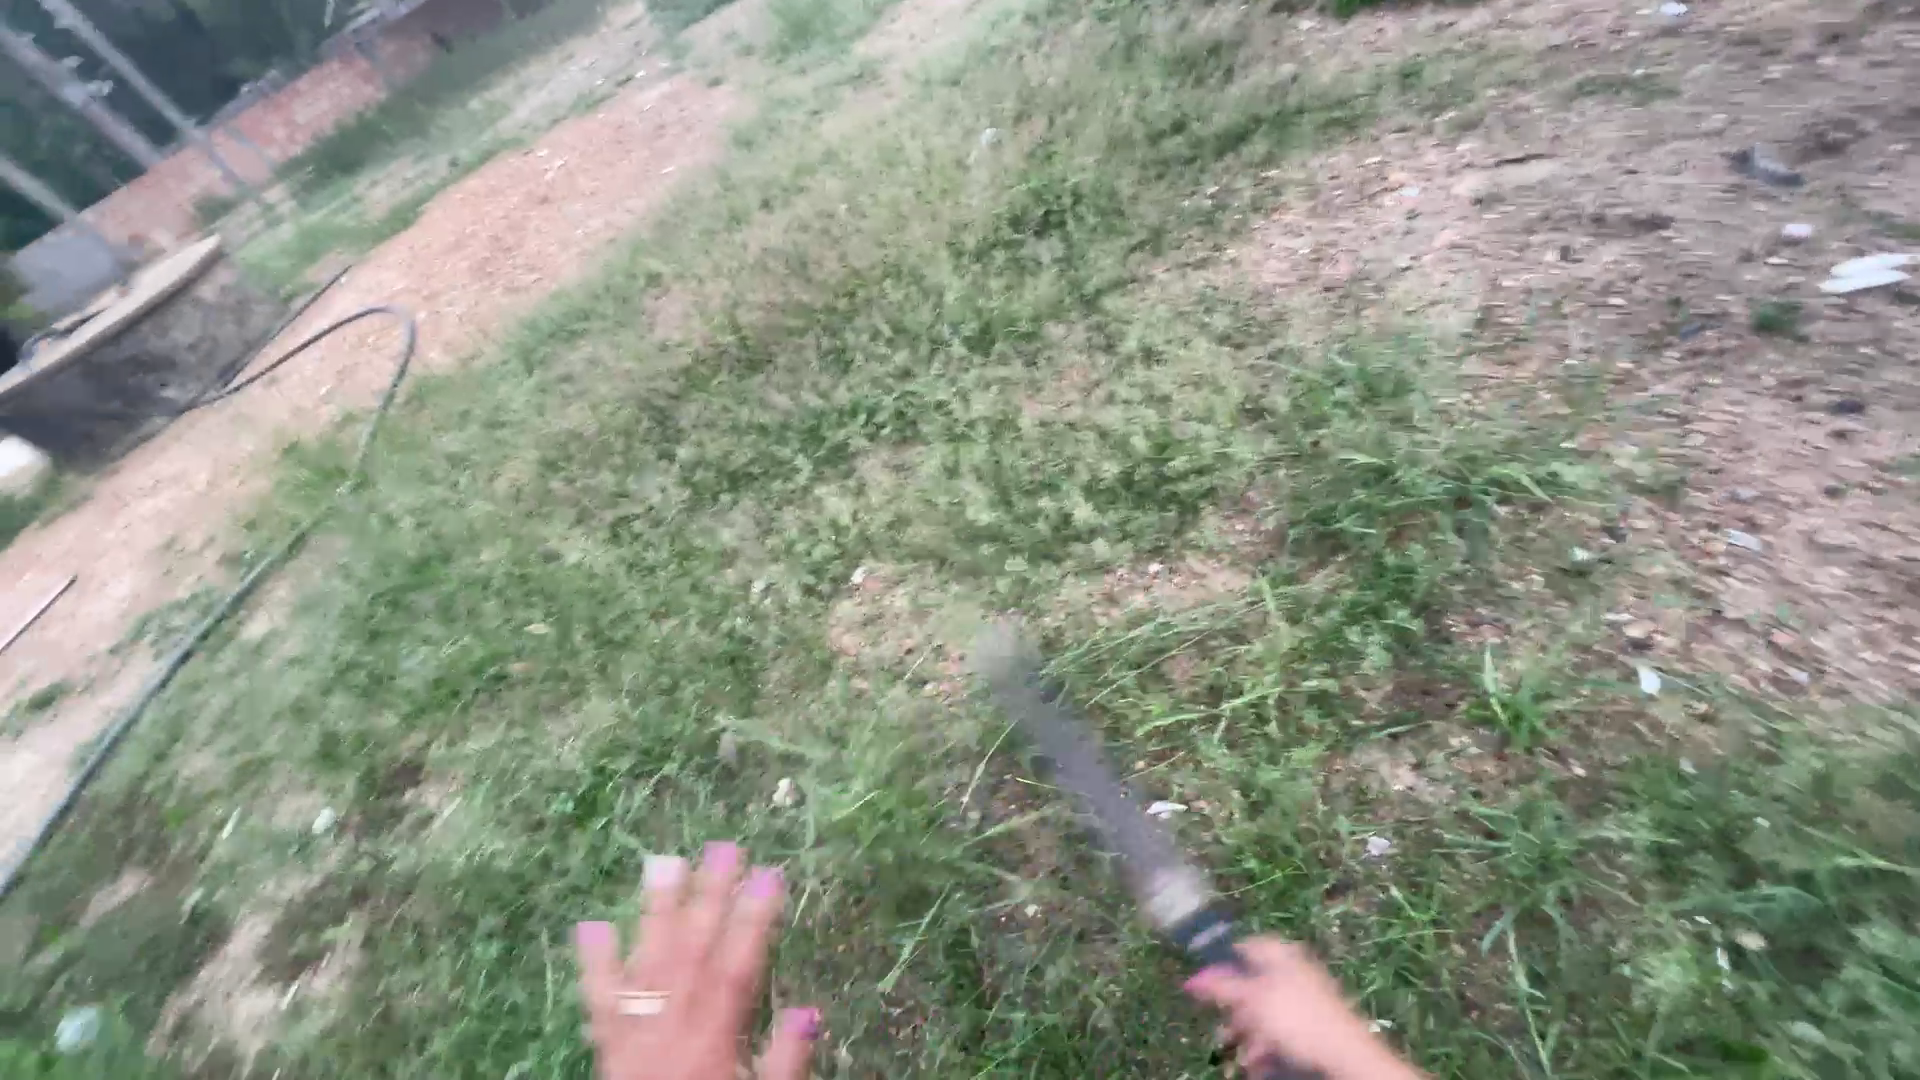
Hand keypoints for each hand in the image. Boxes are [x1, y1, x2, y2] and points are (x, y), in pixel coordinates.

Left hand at [575, 842, 818, 1079]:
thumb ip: (784, 1060)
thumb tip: (808, 1012)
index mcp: (713, 1040)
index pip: (738, 967)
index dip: (755, 918)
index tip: (770, 873)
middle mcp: (673, 1028)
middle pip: (692, 952)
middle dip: (710, 896)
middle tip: (722, 848)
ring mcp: (636, 1034)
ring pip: (648, 964)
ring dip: (657, 911)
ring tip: (664, 863)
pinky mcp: (609, 1047)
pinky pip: (601, 1003)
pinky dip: (595, 964)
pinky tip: (592, 924)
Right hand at [1184, 938, 1420, 1079]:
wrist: (1350, 1059)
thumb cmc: (1297, 1020)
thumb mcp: (1251, 999)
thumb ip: (1219, 986)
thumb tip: (1191, 979)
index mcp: (1277, 952)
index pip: (1237, 949)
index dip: (1218, 968)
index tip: (1205, 991)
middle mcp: (1291, 967)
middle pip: (1250, 984)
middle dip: (1234, 1013)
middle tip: (1225, 1032)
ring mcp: (1305, 995)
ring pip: (1265, 1012)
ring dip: (1249, 1036)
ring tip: (1244, 1058)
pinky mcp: (1315, 1023)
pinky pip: (1282, 1030)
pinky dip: (1268, 1046)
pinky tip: (1260, 1065)